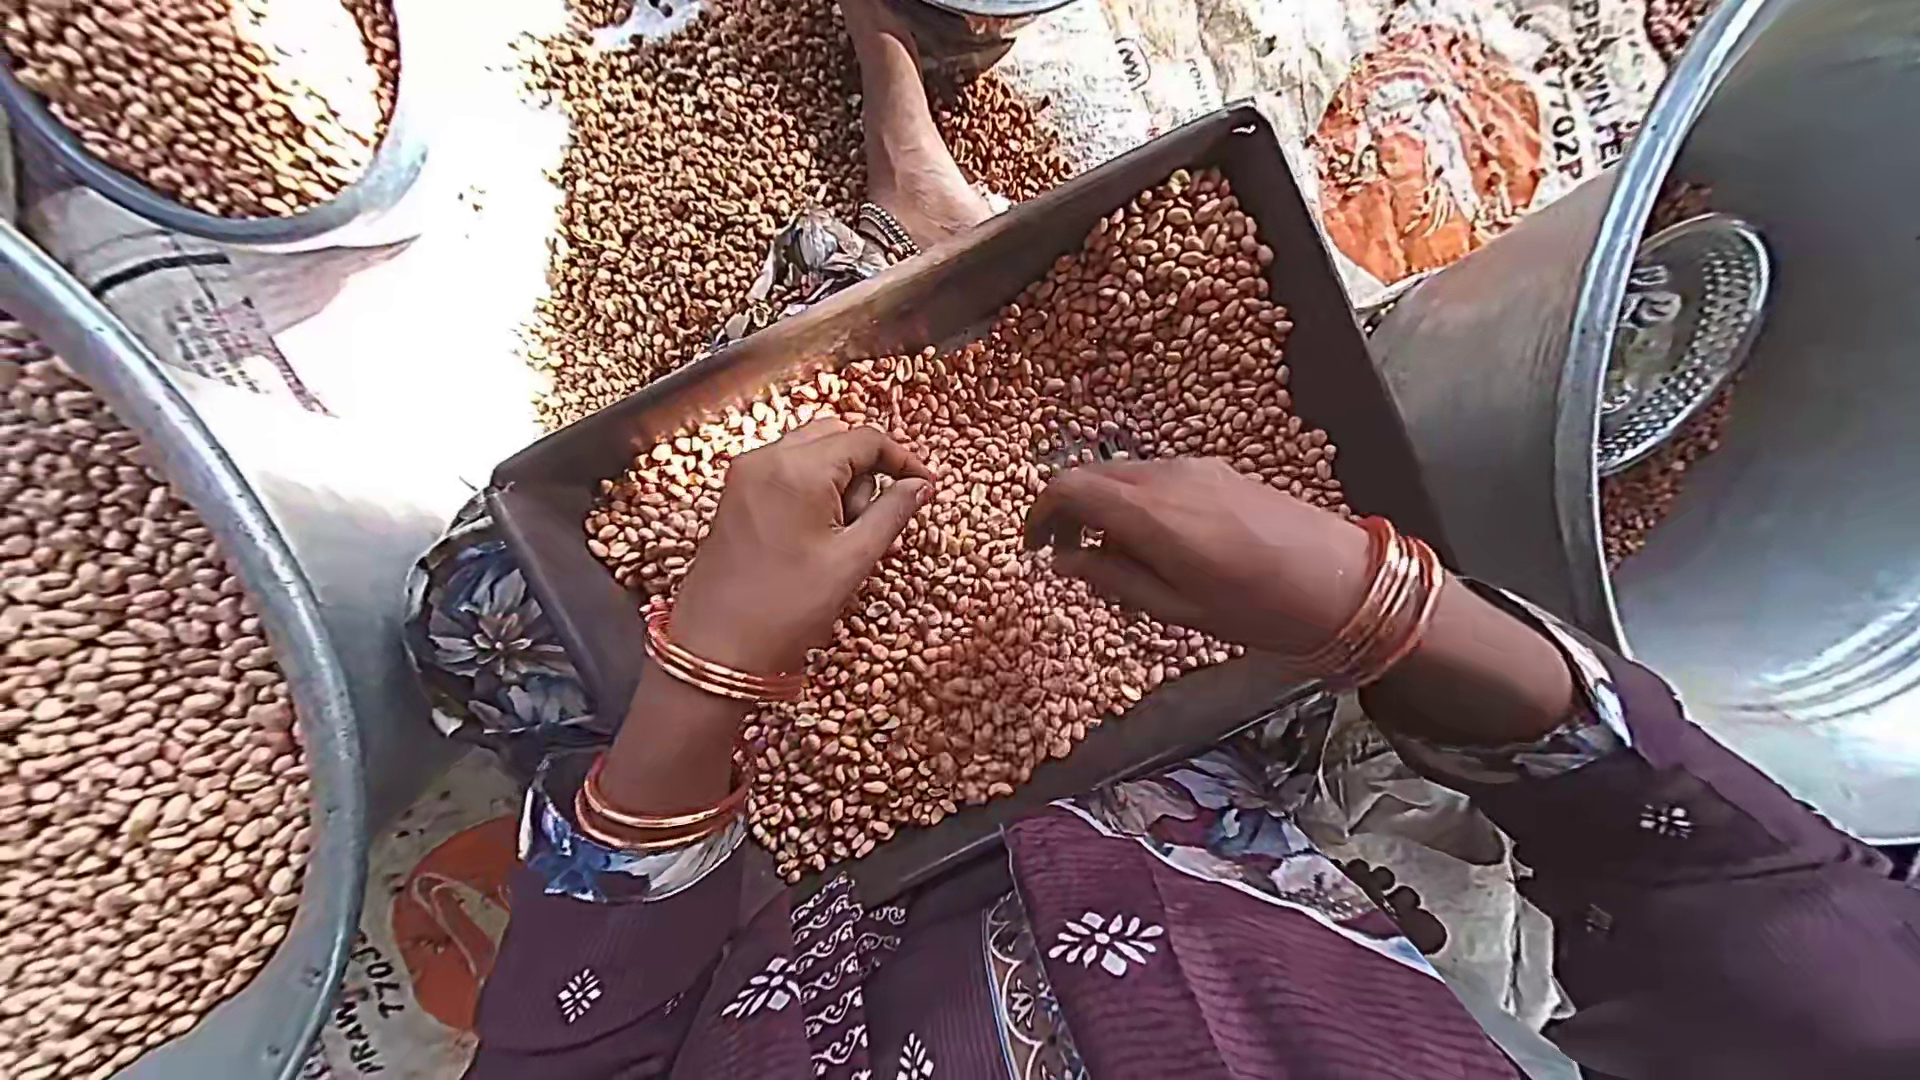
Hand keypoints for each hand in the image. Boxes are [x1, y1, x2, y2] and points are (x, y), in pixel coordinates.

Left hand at [668, 419, 934, 674]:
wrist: (716, 649)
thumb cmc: (788, 607)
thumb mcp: (853, 559)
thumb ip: (892, 512)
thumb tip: (921, 486)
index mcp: (798, 469)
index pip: (866, 439)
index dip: (903, 460)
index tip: (925, 487)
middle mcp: (766, 458)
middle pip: (837, 437)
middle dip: (867, 471)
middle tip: (872, 520)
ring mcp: (745, 473)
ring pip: (812, 452)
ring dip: (840, 481)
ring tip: (842, 536)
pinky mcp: (735, 493)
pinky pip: (787, 471)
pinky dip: (813, 489)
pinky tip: (818, 534)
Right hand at [1023, 457, 1370, 655]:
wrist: (1346, 582)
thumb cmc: (1258, 609)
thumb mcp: (1175, 608)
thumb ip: (1112, 577)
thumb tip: (1064, 560)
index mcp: (1150, 514)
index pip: (1068, 488)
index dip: (1039, 513)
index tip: (1033, 546)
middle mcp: (1166, 476)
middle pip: (1090, 474)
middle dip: (1066, 508)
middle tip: (1065, 551)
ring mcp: (1194, 467)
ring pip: (1121, 473)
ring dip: (1099, 503)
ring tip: (1109, 550)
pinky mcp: (1216, 468)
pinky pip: (1153, 475)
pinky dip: (1130, 498)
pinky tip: (1149, 535)